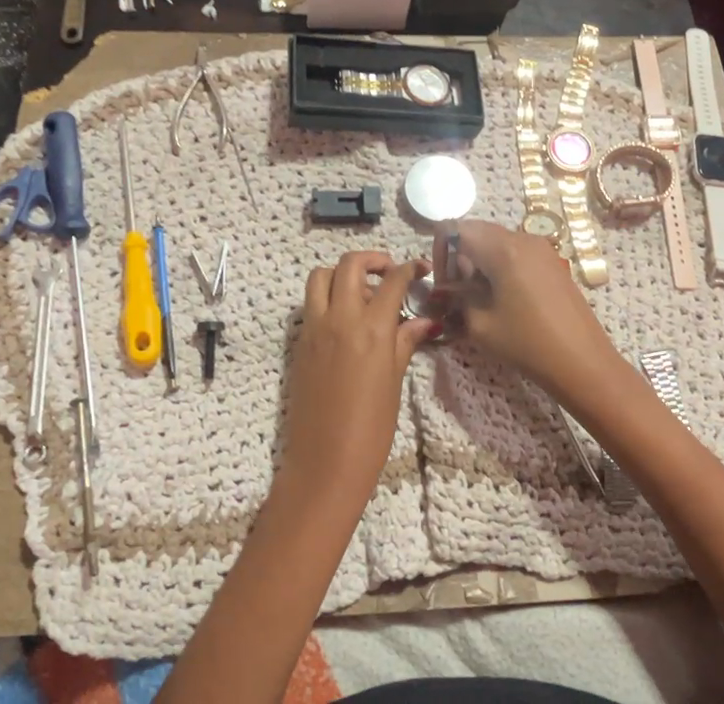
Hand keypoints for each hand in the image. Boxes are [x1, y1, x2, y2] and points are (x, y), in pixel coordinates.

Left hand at [281, 252, 434, 503]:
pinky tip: (345, 321)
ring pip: (321, 276)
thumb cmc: (371, 428)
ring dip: (342, 274)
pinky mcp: (299, 343)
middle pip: (350, 265)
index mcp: (371, 328)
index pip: (392, 281)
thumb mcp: (394, 381)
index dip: (409, 268)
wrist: (324, 462)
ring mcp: (314, 329)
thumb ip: (404, 342)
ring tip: (362, 293)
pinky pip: (311, 304)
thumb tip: (423, 321)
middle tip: (389, 275)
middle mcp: (340, 319)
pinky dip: (327, 298)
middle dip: (373, 260)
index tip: (421, 269)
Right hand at [430, 220, 622, 406]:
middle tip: (458, 292)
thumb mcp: (480, 323)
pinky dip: (500, 266)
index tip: (444, 284)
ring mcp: (542, 249)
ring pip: (496, 241)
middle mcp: (523, 238)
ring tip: (480, 298)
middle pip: (476, 231)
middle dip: (458, 257)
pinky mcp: (553, 263)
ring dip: (479, 262)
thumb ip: (457, 296)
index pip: (454, 229)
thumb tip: (448, 287)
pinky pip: (516, 252)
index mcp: (502, 248)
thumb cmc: (527, 343)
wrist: (583, 362)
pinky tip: (504, 299)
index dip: (440, 253)